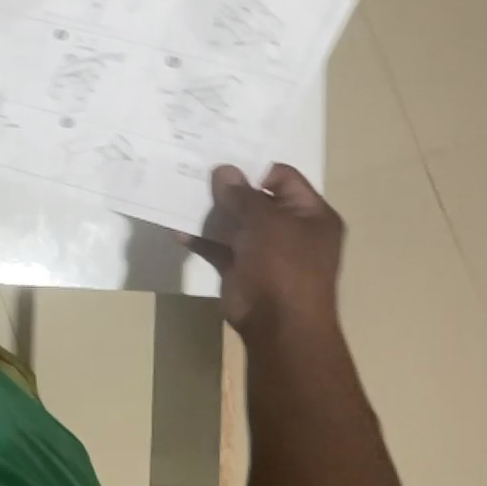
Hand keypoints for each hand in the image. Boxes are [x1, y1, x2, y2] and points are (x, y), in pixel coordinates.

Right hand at [186, 164, 344, 343]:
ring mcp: (263, 248)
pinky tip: (176, 231)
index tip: (218, 163)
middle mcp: (289, 228)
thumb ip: (243, 195)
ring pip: (232, 221)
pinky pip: (217, 245)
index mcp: (310, 214)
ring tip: (177, 198)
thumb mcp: (267, 222)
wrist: (278, 322)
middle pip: (253, 198)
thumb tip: (223, 169)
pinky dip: (199, 238)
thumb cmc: (284, 265)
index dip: (253, 169)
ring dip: (207, 212)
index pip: (282, 178)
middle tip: (190, 174)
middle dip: (223, 189)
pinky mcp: (239, 265)